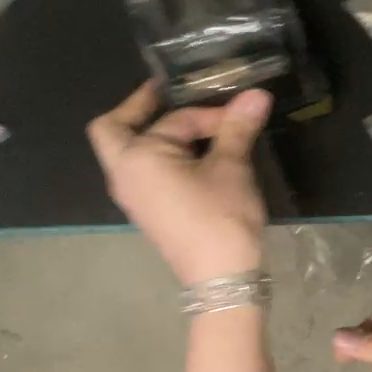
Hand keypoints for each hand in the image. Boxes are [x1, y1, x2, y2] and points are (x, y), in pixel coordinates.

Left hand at [88, 82, 272, 285]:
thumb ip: (238, 128)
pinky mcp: (148, 213)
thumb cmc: (221, 217)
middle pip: (114, 130)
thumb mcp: (232, 169)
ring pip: (128, 154)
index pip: (174, 120)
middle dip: (137, 111)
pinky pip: (143, 175)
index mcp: (137, 156)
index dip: (209, 113)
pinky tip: (192, 163)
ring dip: (153, 137)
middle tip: (165, 98)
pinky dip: (161, 160)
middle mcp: (123, 174)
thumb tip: (258, 94)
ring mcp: (132, 197)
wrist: (222, 277)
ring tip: (191, 132)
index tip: (239, 114)